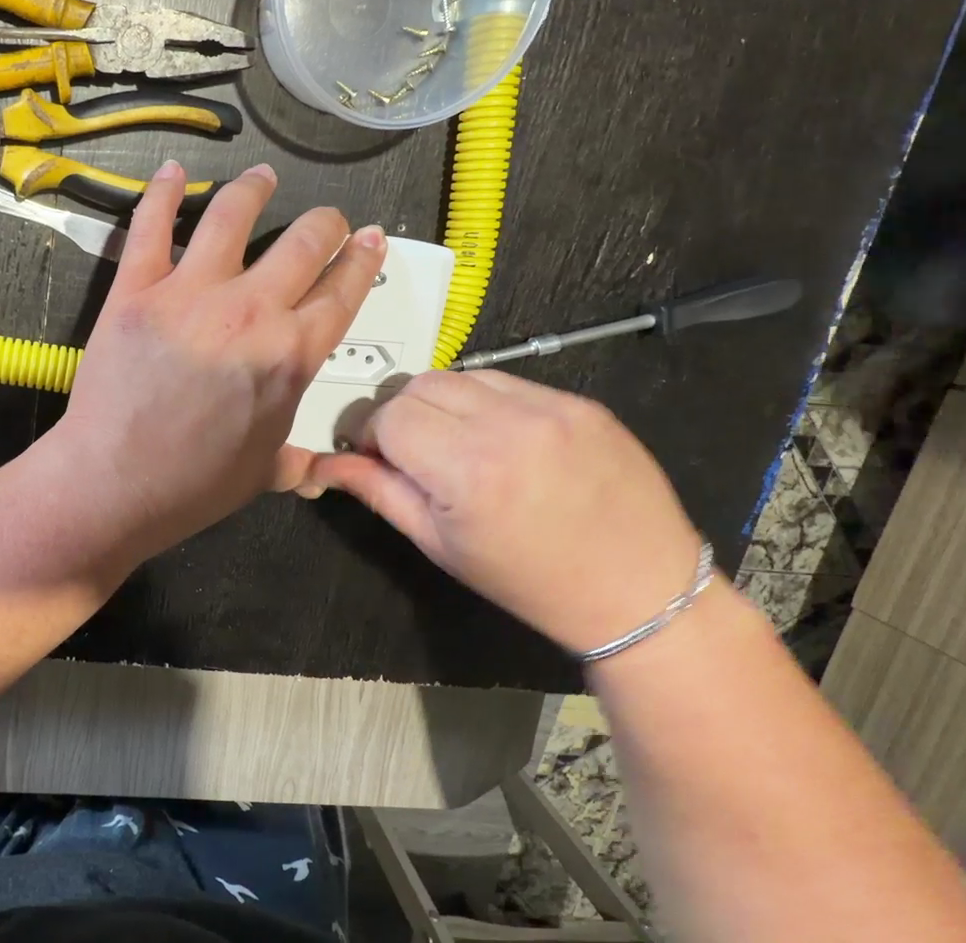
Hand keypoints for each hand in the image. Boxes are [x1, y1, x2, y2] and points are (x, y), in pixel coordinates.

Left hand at [40, 160, 386, 565]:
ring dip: (254, 190)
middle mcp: (252, 311)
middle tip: (326, 219)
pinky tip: (172, 171)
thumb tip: (314, 464)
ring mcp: (191, 294)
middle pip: (304, 244)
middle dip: (325, 224)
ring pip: (233, 216)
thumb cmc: (194, 485)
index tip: (369, 240)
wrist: (114, 482)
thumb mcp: (264, 471)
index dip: (362, 261)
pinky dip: (162, 193)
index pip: (342, 292)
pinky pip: (152, 227)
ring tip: (263, 177)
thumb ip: (294, 454)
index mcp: (293, 355)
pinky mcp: (136, 289)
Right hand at [302, 370, 703, 652]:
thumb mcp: (439, 545)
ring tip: (457, 445)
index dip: (372, 437)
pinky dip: (486, 403)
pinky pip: (507, 382)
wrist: (640, 591)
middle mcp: (508, 427)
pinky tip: (499, 441)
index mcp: (468, 472)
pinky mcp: (580, 401)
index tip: (378, 461)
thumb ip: (379, 492)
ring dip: (442, 403)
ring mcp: (551, 408)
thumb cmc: (528, 581)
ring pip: (460, 375)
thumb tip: (326, 464)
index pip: (388, 417)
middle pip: (419, 385)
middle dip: (402, 415)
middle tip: (414, 454)